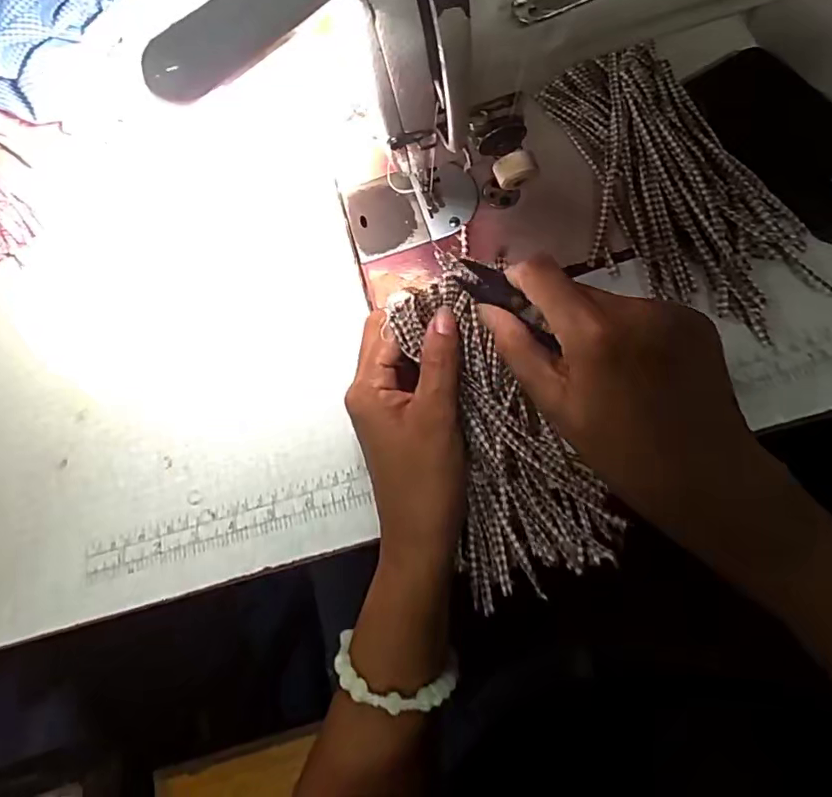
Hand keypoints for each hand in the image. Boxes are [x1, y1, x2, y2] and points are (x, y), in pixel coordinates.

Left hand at [344, 307, 464, 574]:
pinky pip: (411, 379)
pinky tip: (460, 359)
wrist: (421, 538)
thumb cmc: (426, 478)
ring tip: (466, 328)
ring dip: (428, 343)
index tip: (452, 294)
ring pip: (402, 358)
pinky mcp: (398, 417)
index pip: (384, 329)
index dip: (415, 309)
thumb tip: (443, 311)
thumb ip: (438, 360)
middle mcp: (366, 390)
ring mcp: (381, 405)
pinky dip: (431, 366)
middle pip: (387, 339)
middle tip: (462, 309)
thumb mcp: (436, 414)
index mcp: (365, 386)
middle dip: (421, 322)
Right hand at [475, 256, 785, 551]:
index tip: (512, 303)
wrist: (706, 475)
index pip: (540, 270)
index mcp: (592, 329)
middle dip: (560, 312)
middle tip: (563, 356)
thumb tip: (488, 308)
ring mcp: (669, 309)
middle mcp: (633, 306)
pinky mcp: (693, 318)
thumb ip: (517, 348)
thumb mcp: (556, 404)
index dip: (518, 279)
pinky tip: (642, 369)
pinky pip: (643, 312)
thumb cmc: (618, 448)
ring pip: (610, 302)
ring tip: (609, 370)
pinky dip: (631, 331)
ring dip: (597, 323)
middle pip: (577, 288)